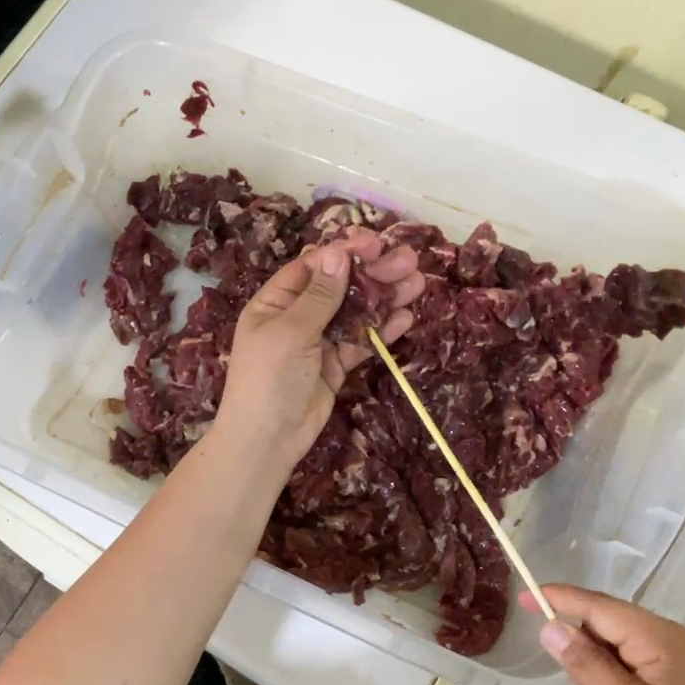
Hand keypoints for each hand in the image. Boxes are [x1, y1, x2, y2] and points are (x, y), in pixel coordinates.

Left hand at [215, 236, 422, 467]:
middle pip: (339, 286)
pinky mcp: (334, 366)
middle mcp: (296, 317)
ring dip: (384, 297)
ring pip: (355, 313)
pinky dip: (381, 330)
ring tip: (417, 283)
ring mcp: (317, 342)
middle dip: (373, 272)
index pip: (313, 266)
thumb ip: (320, 296)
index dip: (344, 252)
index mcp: (275, 302)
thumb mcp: (291, 332)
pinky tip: (406, 317)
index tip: (376, 244)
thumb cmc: (269, 378)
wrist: (267, 439)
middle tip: (409, 261)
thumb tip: (338, 252)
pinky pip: (360, 342)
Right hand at [526, 585, 684, 684]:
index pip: (603, 607)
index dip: (561, 599)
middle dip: (583, 645)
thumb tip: (551, 625)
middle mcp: (683, 643)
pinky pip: (642, 668)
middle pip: (615, 625)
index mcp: (668, 640)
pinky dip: (619, 682)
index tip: (523, 597)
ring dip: (600, 669)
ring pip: (626, 649)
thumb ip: (585, 664)